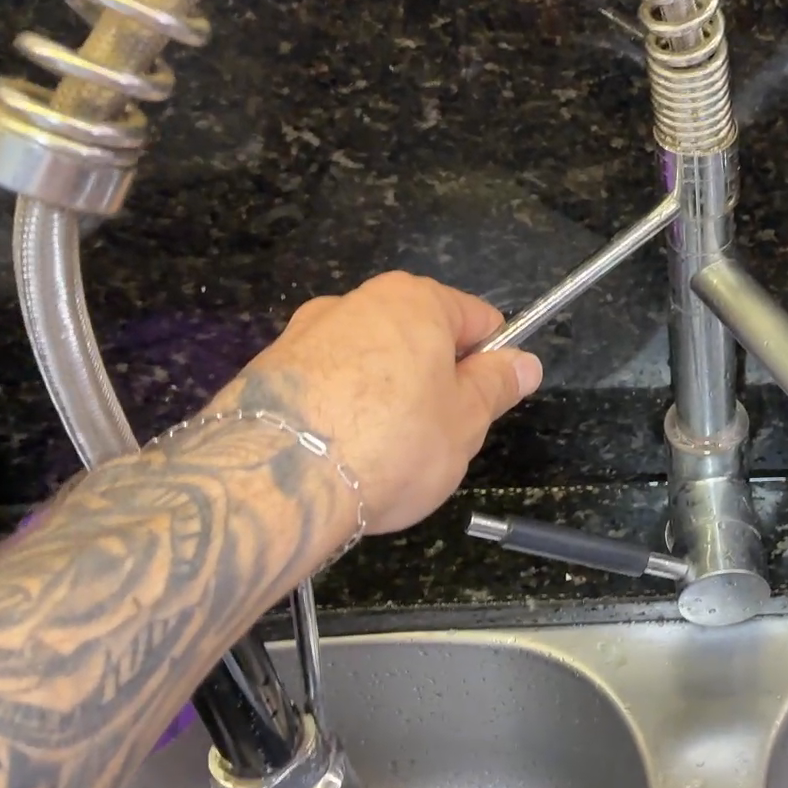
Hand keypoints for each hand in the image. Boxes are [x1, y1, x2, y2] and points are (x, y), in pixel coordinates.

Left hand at [211, 271, 542, 533]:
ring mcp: (301, 337)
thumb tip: (526, 364)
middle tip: (439, 434)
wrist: (272, 487)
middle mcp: (354, 303)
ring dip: (388, 397)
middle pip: (421, 339)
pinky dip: (340, 414)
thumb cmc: (394, 440)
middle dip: (436, 381)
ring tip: (383, 454)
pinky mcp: (261, 376)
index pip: (479, 320)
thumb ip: (498, 385)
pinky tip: (340, 457)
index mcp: (415, 300)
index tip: (485, 404)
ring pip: (372, 365)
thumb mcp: (468, 419)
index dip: (491, 363)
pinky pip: (325, 389)